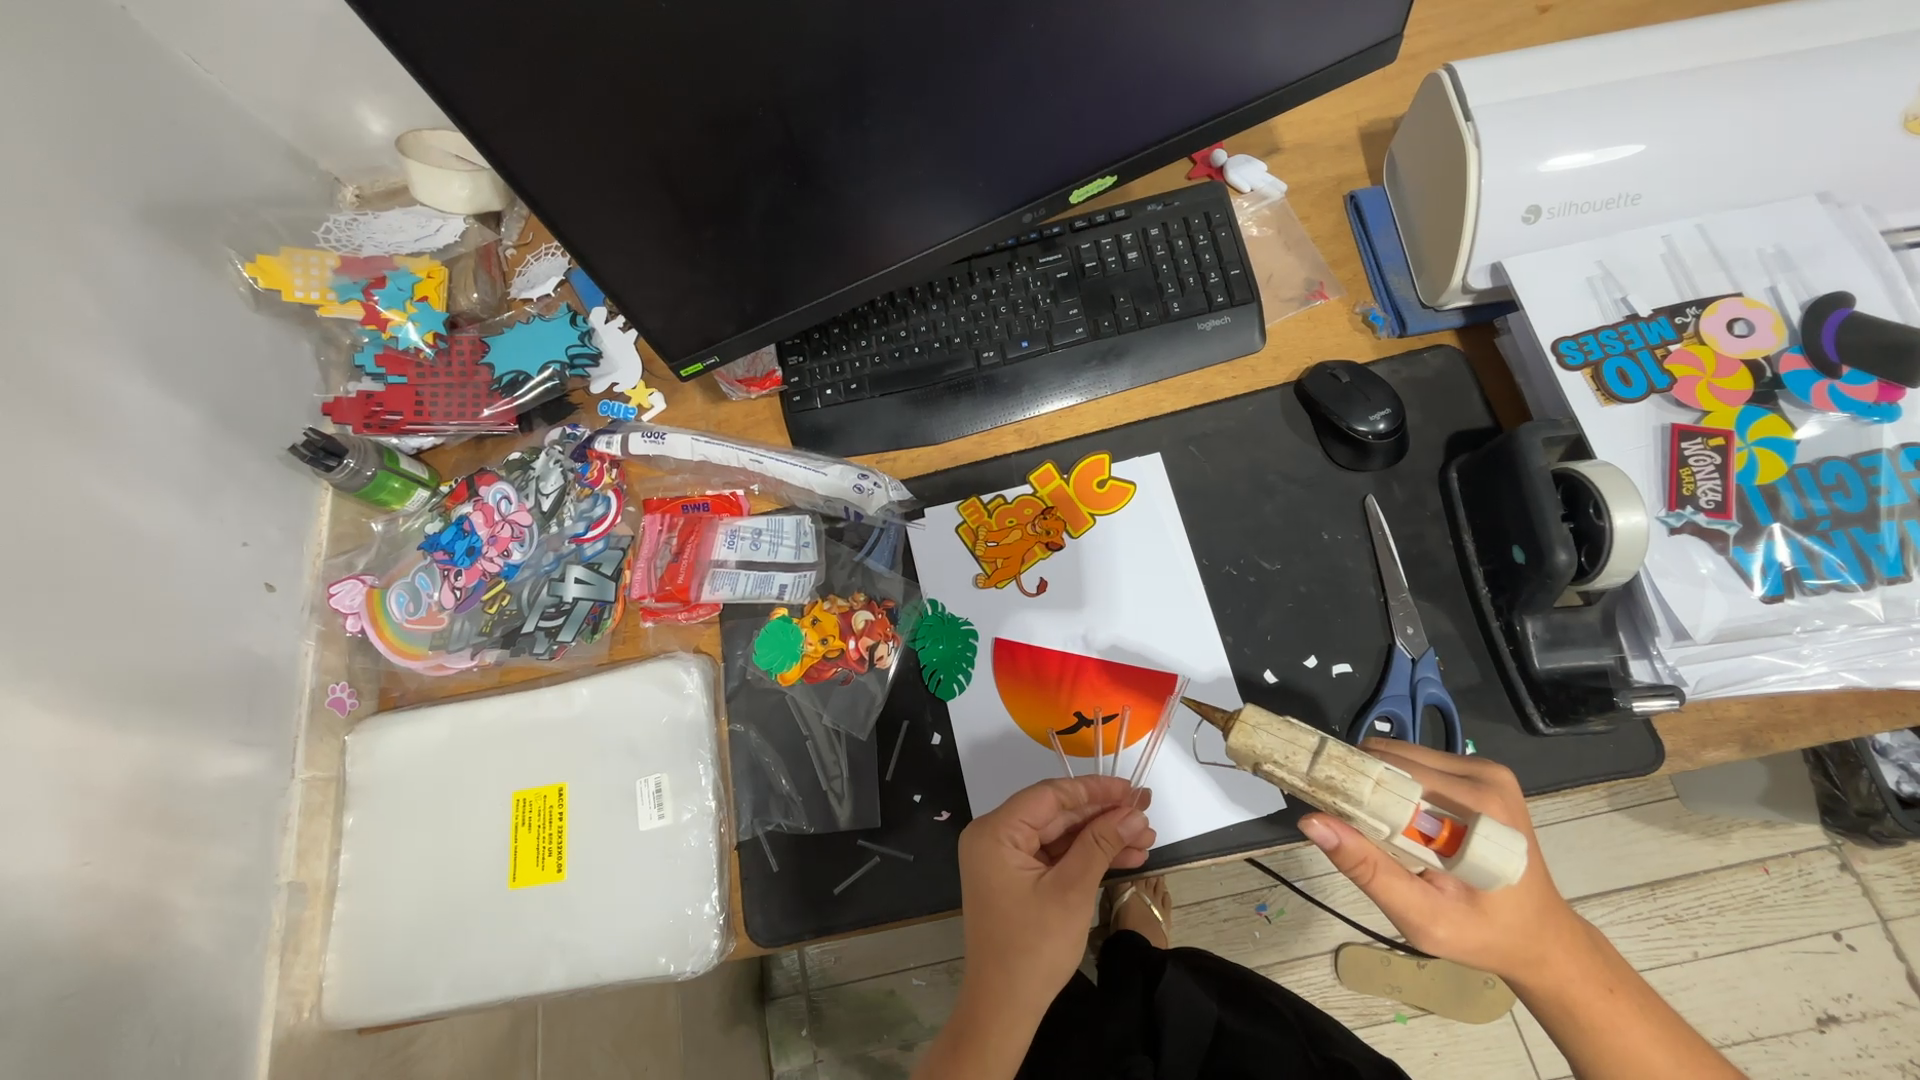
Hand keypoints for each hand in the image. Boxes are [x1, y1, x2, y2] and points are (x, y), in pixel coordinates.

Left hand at [954, 776, 1155, 1014]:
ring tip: (1146, 839)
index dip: (1094, 790)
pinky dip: (1087, 856)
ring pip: (1060, 835)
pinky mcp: (1017, 878)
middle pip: (1056, 814)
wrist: (1005, 1007)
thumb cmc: (1034, 947)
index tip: (1131, 789)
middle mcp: (994, 837)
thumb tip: (1134, 812)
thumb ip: (1101, 843)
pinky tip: (1126, 857)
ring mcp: (1005, 858)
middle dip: (1103, 816)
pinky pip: (1055, 856)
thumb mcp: (1072, 890)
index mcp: (995, 832)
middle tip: (1146, 813)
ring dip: (1101, 837)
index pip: (1050, 795)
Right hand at [1297, 739, 1586, 981]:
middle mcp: (1484, 775)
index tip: (1319, 801)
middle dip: (1361, 783)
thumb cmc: (1482, 932)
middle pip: (1394, 755)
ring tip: (1371, 826)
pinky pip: (1419, 763)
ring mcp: (1486, 771)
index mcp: (1478, 805)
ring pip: (1402, 754)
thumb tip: (1312, 821)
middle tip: (1344, 821)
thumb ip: (1367, 868)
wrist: (1540, 938)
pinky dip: (1396, 784)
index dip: (1350, 781)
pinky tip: (1398, 820)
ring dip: (1378, 783)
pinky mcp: (1482, 774)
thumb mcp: (1421, 916)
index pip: (1394, 769)